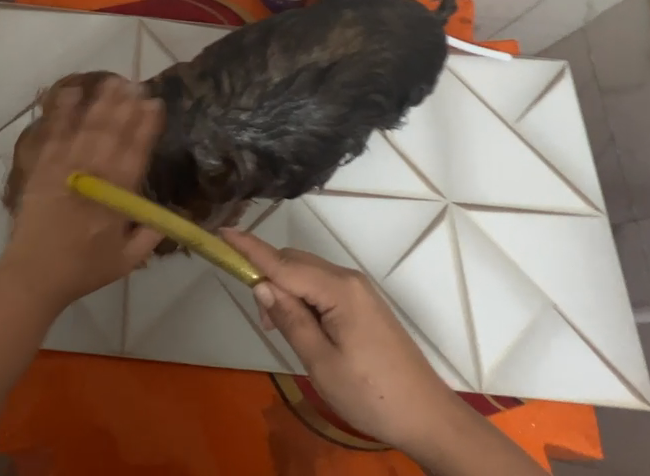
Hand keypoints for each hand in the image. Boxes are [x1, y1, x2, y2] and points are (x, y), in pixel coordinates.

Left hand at [0, 77, 164, 312]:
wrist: (33, 275)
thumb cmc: (82, 270)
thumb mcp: (126, 261)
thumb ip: (150, 235)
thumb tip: (170, 215)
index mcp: (115, 200)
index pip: (135, 155)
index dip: (146, 127)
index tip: (155, 104)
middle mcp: (92, 178)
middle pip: (111, 135)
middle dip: (126, 107)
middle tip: (137, 85)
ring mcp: (64, 170)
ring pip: (86, 129)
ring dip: (101, 103)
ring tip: (113, 82)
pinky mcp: (42, 168)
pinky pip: (54, 134)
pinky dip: (62, 111)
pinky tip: (71, 92)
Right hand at [222, 228, 459, 450]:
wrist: (427, 417)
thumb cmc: (371, 394)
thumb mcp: (321, 363)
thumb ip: (290, 319)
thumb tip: (262, 286)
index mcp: (338, 290)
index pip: (284, 263)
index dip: (251, 249)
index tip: (222, 231)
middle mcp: (348, 279)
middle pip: (296, 263)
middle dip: (268, 277)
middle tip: (261, 321)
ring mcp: (358, 290)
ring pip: (308, 274)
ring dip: (286, 290)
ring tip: (279, 329)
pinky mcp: (363, 304)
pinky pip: (322, 286)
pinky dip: (303, 297)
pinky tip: (301, 326)